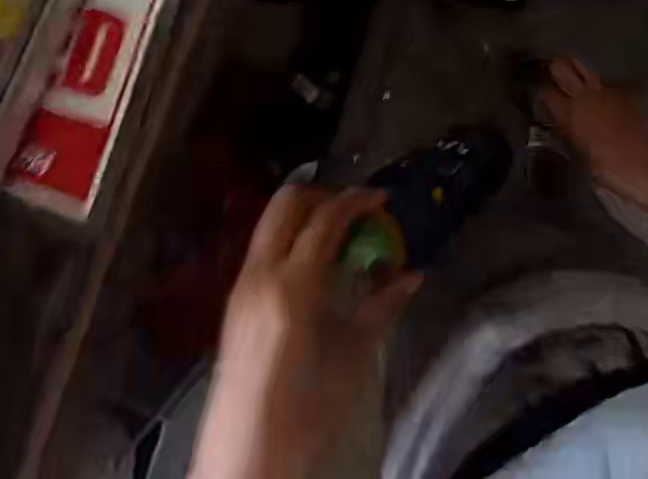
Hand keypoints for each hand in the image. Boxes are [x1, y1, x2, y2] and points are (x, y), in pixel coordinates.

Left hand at [191, 185, 421, 478]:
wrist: (242, 462)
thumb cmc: (304, 415)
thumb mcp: (351, 360)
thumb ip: (382, 308)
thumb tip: (413, 275)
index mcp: (293, 286)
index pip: (326, 218)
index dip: (357, 200)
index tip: (382, 198)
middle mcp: (261, 272)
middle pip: (288, 201)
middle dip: (324, 195)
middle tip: (355, 211)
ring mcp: (242, 283)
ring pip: (271, 220)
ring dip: (305, 213)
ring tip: (339, 234)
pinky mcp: (234, 298)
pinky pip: (264, 245)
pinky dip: (291, 236)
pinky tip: (314, 263)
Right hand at [535, 57, 647, 198]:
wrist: (645, 168)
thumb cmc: (607, 169)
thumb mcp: (578, 155)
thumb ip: (567, 134)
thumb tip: (560, 125)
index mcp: (569, 112)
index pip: (547, 93)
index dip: (541, 94)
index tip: (540, 97)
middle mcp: (584, 96)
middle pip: (561, 69)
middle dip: (554, 67)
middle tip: (549, 69)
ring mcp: (605, 92)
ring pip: (583, 67)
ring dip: (574, 66)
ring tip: (569, 68)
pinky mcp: (624, 95)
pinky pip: (604, 82)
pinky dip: (597, 82)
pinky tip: (596, 90)